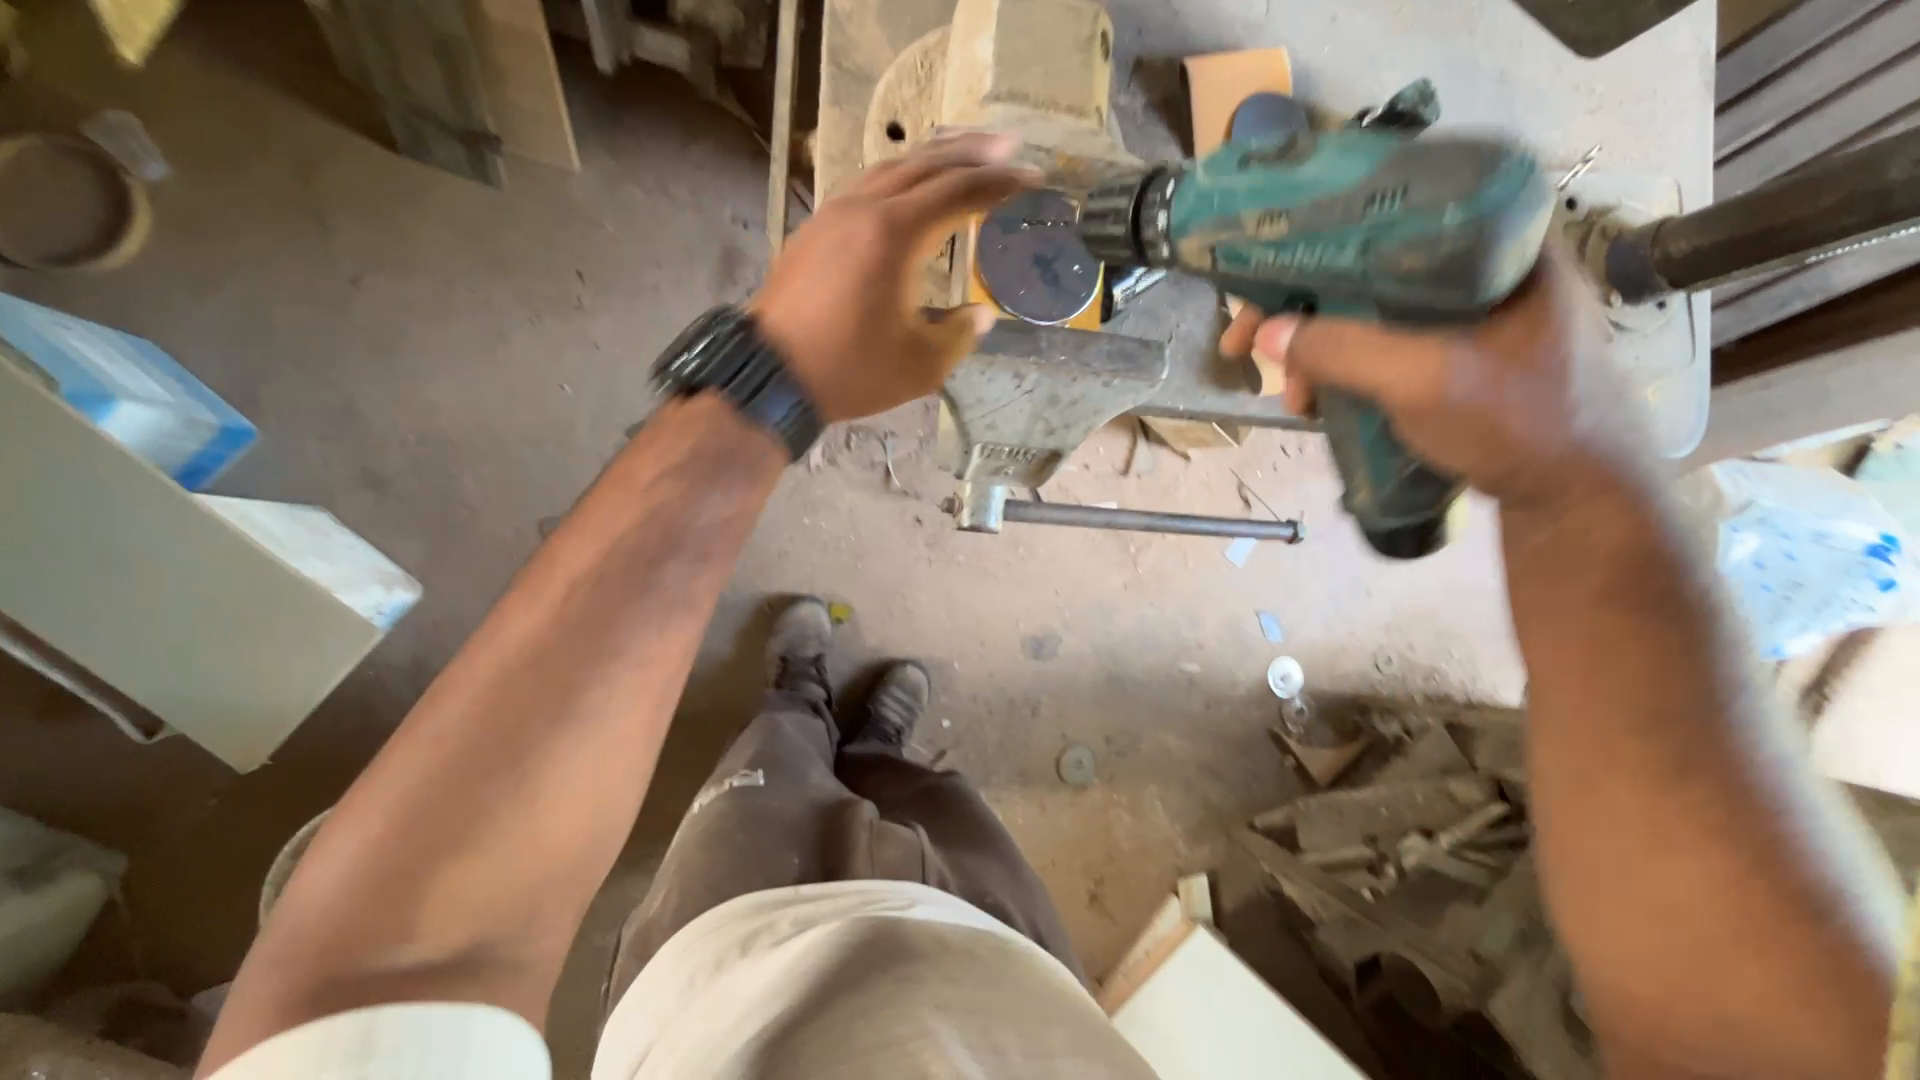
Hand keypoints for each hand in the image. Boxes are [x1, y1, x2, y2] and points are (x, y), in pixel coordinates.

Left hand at [751, 131, 1039, 421]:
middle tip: (1008, 145)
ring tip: (961, 156)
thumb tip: (981, 314)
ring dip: (931, 158)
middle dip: (972, 153)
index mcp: (896, 235)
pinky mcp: (813, 230)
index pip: (959, 193)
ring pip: (890, 169)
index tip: (1032, 176)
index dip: (1001, 183)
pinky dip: (898, 177)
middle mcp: (864, 209)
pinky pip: (864, 186)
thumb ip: (960, 333)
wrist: (770, 376)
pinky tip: (905, 190)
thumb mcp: (921, 365)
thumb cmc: (849, 371)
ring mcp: (832, 215)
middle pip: (925, 165)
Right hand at [1242, 246, 1647, 510]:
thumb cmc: (1521, 425)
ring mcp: (1471, 315)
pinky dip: (1346, 369)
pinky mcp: (1459, 355)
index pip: (1387, 218)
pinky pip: (1385, 346)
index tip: (1263, 280)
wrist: (1580, 499)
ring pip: (1371, 314)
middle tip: (1249, 347)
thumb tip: (1267, 333)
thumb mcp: (1426, 381)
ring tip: (1294, 399)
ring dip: (1319, 351)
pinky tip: (1320, 402)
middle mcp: (1481, 268)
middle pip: (1367, 271)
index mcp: (1496, 244)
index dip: (1314, 246)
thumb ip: (1345, 351)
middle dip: (1303, 314)